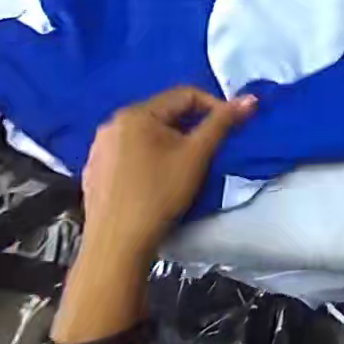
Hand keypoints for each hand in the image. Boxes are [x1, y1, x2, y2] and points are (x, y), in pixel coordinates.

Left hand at [78, 86, 255, 262]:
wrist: (117, 248)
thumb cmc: (159, 195)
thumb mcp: (197, 155)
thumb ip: (223, 122)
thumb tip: (250, 98)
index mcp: (136, 113)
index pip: (185, 95)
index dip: (213, 107)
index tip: (228, 129)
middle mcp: (112, 124)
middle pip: (164, 114)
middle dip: (190, 127)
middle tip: (207, 150)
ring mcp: (99, 149)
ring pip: (146, 134)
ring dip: (169, 143)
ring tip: (183, 166)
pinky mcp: (93, 173)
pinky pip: (128, 153)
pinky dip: (147, 159)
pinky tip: (155, 182)